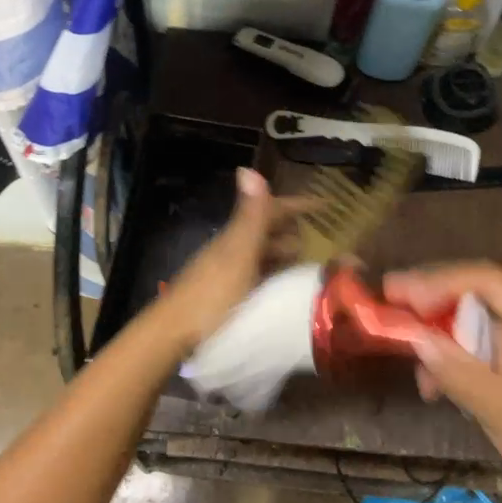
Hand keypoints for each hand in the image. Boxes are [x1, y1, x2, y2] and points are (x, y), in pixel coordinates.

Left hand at [143, 168, 310, 355]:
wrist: (174, 334)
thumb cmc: (211, 295)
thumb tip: (248, 168)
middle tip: (326, 243)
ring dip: (287, 257)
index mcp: (237, 237)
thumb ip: (250, 217)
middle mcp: (234, 250)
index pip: (272, 211)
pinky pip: (261, 277)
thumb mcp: (238, 255)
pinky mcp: (230, 295)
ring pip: (265, 255)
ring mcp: (231, 273)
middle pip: (269, 232)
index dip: (298, 205)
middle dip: (295, 233)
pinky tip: (287, 291)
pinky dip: (277, 276)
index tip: (327, 204)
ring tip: (313, 269)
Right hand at [384, 262, 501, 502]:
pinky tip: (435, 389)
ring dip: (439, 341)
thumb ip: (457, 371)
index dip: (440, 282)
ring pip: (471, 325)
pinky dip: (453, 362)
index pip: (486, 281)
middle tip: (390, 309)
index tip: (401, 295)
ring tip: (417, 371)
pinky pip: (477, 349)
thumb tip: (416, 339)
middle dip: (431, 305)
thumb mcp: (500, 409)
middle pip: (474, 296)